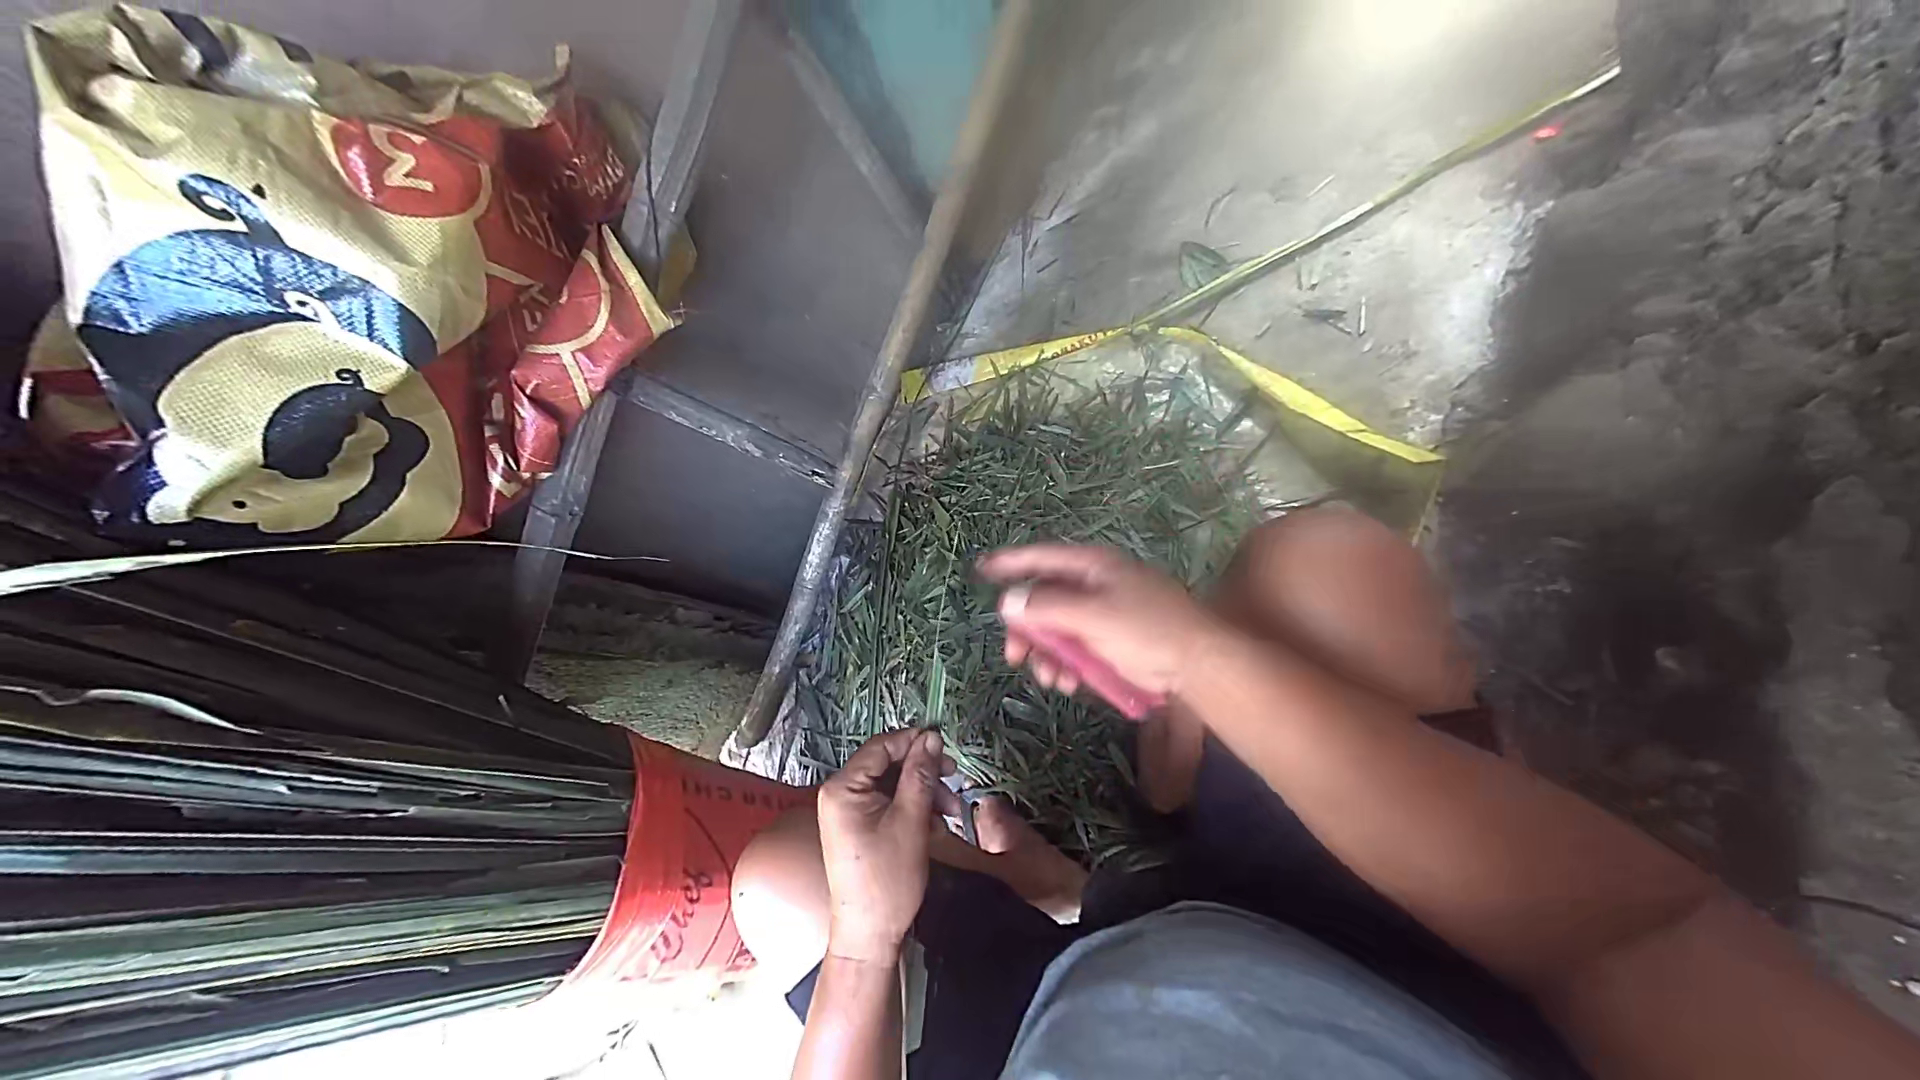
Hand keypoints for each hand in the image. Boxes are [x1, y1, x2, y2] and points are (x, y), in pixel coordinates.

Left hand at [817, 728, 957, 963]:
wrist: (870, 935)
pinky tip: (936, 821)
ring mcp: (848, 810)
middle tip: (953, 776)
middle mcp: (839, 793)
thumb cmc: (888, 878)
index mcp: (842, 788)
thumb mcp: (910, 821)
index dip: (914, 741)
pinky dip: (913, 806)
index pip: (880, 747)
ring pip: (892, 783)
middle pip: (887, 764)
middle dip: (923, 770)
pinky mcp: (859, 825)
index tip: (945, 745)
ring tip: (951, 808)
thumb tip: (932, 738)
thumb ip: (921, 774)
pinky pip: (888, 802)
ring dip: (923, 790)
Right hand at [977, 544, 1225, 699]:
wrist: (1198, 665)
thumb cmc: (1147, 630)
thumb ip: (1047, 608)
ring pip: (1058, 632)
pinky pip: (1077, 650)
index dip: (1011, 563)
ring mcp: (1104, 616)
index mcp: (1093, 567)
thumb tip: (1007, 603)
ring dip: (1048, 656)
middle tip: (1015, 654)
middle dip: (1028, 631)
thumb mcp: (1092, 615)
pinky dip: (1067, 666)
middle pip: (1045, 602)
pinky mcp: (1111, 643)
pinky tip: (1068, 684)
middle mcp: (1095, 587)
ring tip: (1051, 678)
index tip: (982, 570)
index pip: (1042, 558)